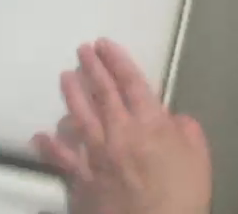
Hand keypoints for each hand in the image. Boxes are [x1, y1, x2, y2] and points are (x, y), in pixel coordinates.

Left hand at [33, 39, 211, 213]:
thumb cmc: (183, 194)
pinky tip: (40, 136)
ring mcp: (97, 159)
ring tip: (65, 76)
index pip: (130, 81)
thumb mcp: (197, 152)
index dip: (117, 60)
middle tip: (82, 50)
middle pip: (103, 94)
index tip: (104, 44)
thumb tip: (168, 118)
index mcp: (150, 122)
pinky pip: (63, 162)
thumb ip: (182, 126)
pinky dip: (50, 148)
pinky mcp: (83, 184)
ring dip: (72, 95)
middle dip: (92, 69)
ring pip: (80, 119)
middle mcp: (119, 133)